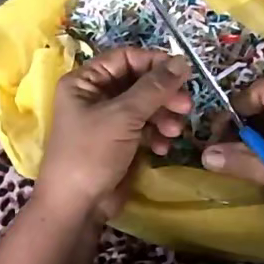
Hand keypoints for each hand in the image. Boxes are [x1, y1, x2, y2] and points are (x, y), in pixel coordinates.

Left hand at [36, 48, 192, 218]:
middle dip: (163, 94)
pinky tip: (162, 147)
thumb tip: (182, 61)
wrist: (77, 205)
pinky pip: (143, 128)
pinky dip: (156, 133)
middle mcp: (94, 96)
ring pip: (144, 106)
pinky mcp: (119, 142)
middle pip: (138, 82)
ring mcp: (107, 120)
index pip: (124, 58)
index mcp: (84, 82)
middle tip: (186, 106)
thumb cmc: (91, 153)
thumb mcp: (123, 116)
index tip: (182, 72)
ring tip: (174, 131)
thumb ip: (154, 88)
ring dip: (163, 115)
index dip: (153, 62)